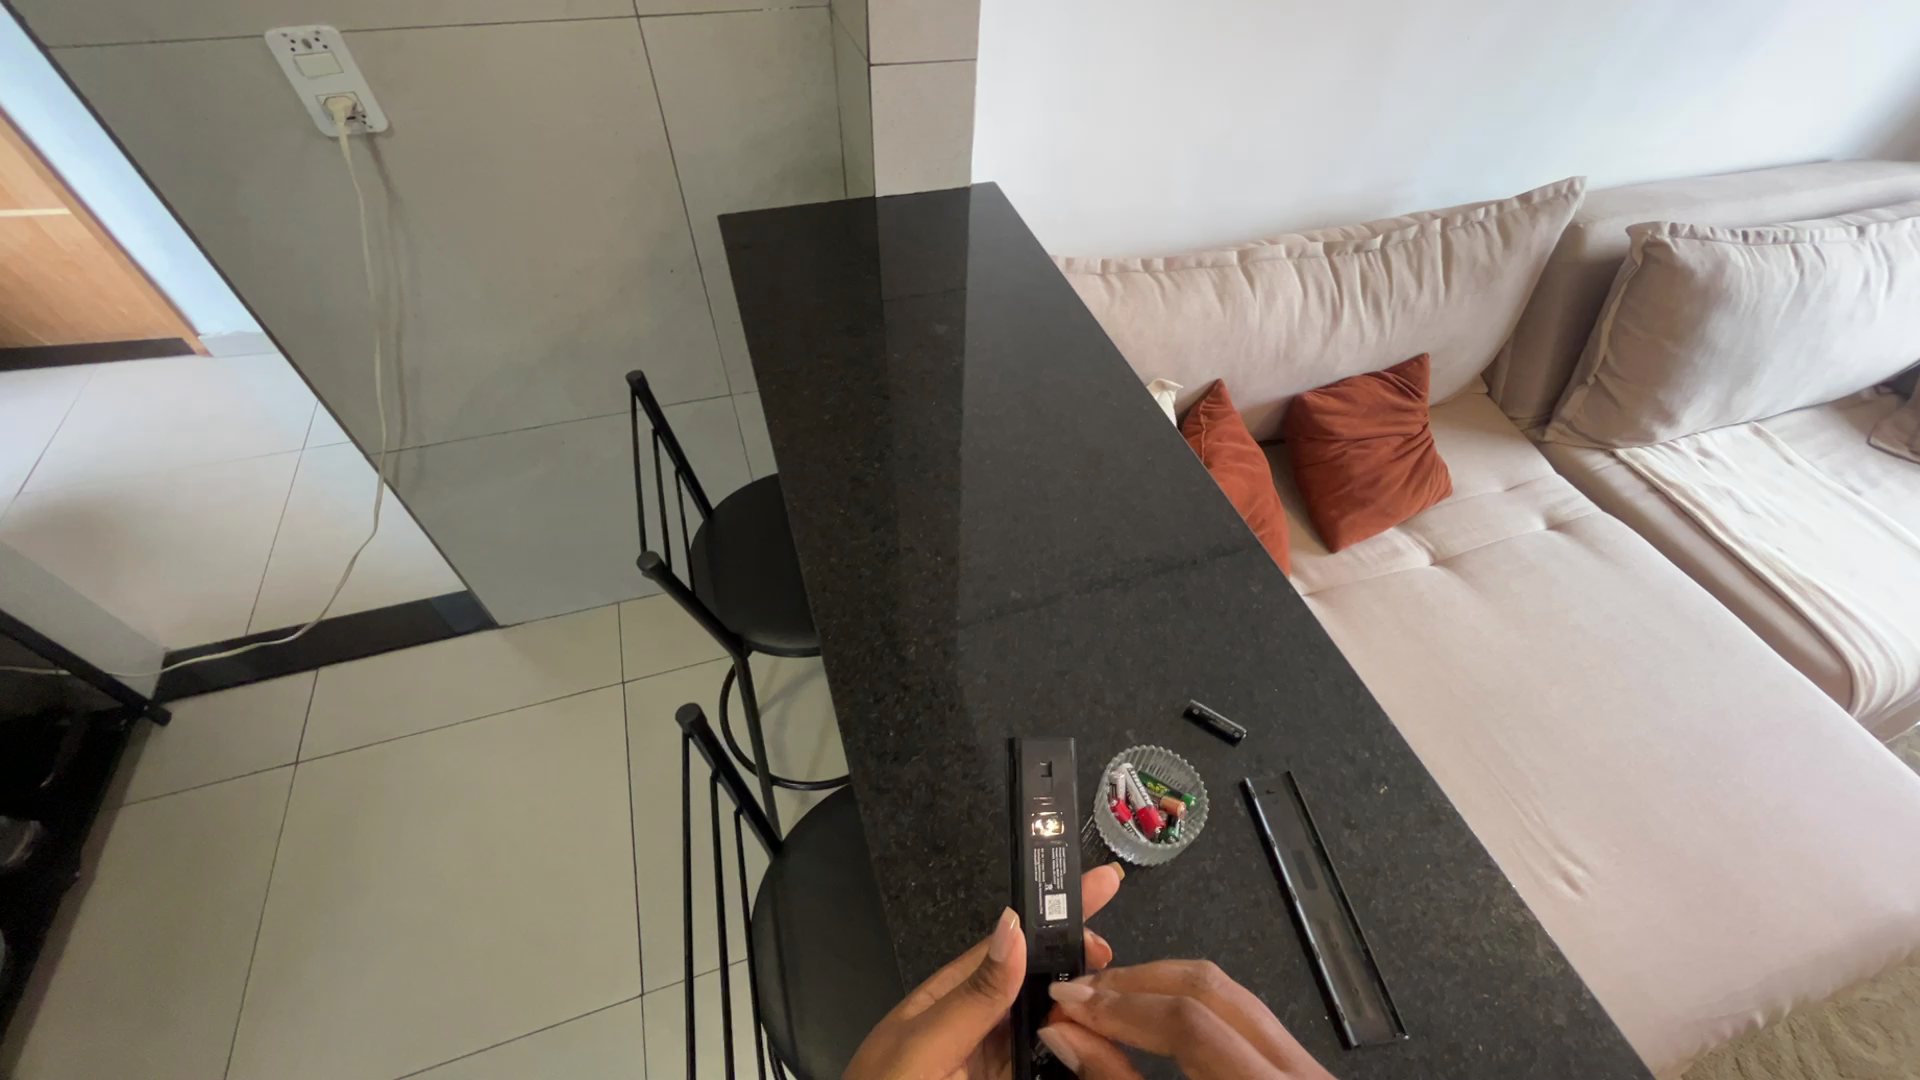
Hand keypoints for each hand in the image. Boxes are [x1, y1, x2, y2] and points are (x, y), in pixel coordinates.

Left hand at [843, 863, 1125, 1079]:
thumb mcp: (922, 1047)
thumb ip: (972, 996)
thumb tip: (1013, 926)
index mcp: (953, 996)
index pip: (1012, 943)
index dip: (1053, 914)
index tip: (1097, 885)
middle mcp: (980, 1024)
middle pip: (1040, 984)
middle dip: (1078, 962)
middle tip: (1113, 959)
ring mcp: (997, 1064)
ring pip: (1052, 1027)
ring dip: (1083, 1014)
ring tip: (1113, 1006)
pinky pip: (1049, 1069)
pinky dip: (1075, 1058)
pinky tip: (1097, 1053)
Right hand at [1037, 960, 1337, 1078]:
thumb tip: (1063, 1031)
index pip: (1187, 1024)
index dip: (1118, 1006)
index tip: (1064, 1000)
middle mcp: (1298, 1072)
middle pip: (1205, 987)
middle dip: (1131, 982)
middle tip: (1077, 992)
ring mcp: (1305, 1064)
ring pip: (1222, 988)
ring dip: (1154, 983)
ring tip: (1103, 995)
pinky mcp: (1298, 1063)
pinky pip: (1235, 1008)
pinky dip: (1182, 1000)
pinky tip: (1148, 1009)